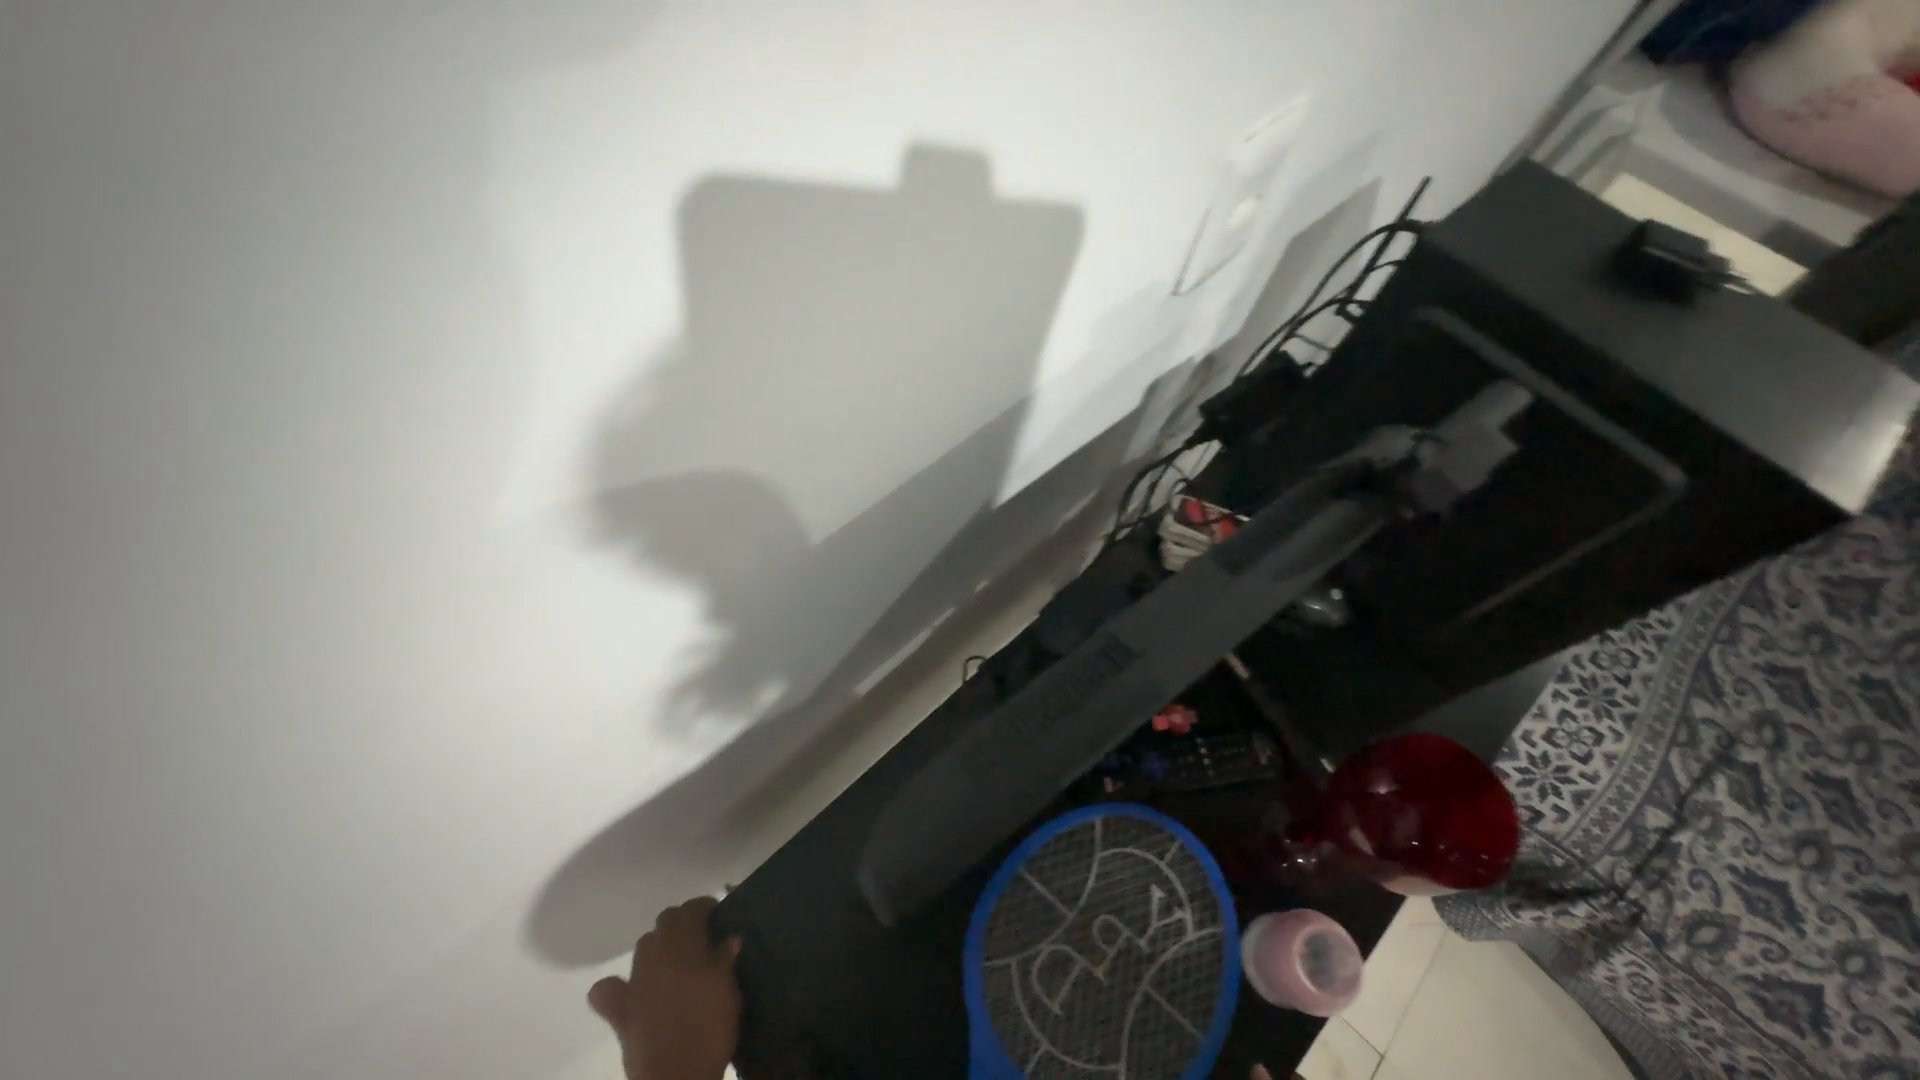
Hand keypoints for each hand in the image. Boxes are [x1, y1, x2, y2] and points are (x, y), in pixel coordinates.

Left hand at [589, 897, 742, 1079]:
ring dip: (659, 947)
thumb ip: (726, 959)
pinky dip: (617, 985)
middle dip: (681, 922)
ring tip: (677, 962)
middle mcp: (655, 955)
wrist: (678, 1076)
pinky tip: (631, 991)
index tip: (718, 914)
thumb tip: (729, 938)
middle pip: (665, 922)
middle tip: (702, 937)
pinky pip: (608, 989)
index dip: (704, 907)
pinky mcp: (620, 1011)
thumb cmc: (711, 1028)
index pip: (690, 909)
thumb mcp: (729, 990)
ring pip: (644, 946)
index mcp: (684, 945)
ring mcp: (634, 982)